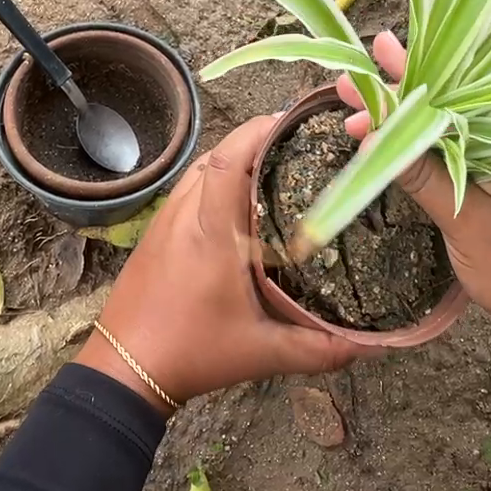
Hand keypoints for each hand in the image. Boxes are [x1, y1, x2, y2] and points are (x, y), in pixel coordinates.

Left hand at [74, 116, 369, 416]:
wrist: (123, 369)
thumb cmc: (193, 353)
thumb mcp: (261, 354)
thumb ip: (317, 349)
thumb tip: (368, 348)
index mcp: (212, 232)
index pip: (231, 159)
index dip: (259, 130)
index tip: (291, 120)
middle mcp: (185, 215)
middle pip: (217, 153)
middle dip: (253, 136)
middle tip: (292, 137)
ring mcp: (164, 221)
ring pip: (199, 167)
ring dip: (232, 155)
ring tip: (269, 160)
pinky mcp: (154, 232)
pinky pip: (187, 187)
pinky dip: (213, 176)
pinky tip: (233, 197)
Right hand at [337, 32, 490, 423]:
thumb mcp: (469, 224)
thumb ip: (424, 177)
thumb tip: (375, 138)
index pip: (465, 89)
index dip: (417, 71)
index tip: (379, 52)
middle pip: (453, 105)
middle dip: (399, 94)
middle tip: (350, 83)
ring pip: (449, 132)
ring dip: (404, 125)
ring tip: (355, 114)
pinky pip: (454, 158)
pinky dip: (420, 152)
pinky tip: (387, 146)